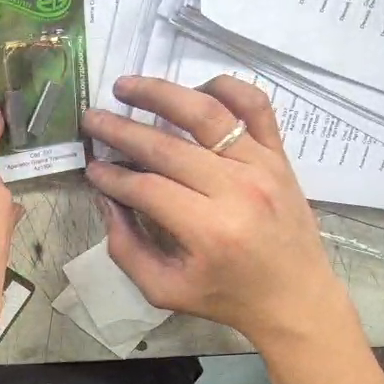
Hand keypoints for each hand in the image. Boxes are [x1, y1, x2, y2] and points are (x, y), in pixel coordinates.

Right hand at [79, 76, 351, 352]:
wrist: (293, 297)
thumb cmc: (225, 298)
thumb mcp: (164, 290)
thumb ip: (127, 249)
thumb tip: (109, 200)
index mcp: (207, 231)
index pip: (146, 188)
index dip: (112, 177)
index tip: (90, 169)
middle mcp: (236, 190)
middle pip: (167, 147)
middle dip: (121, 130)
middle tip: (91, 119)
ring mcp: (261, 167)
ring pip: (207, 114)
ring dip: (162, 94)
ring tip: (127, 86)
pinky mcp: (279, 155)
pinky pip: (255, 106)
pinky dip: (225, 88)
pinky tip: (194, 90)